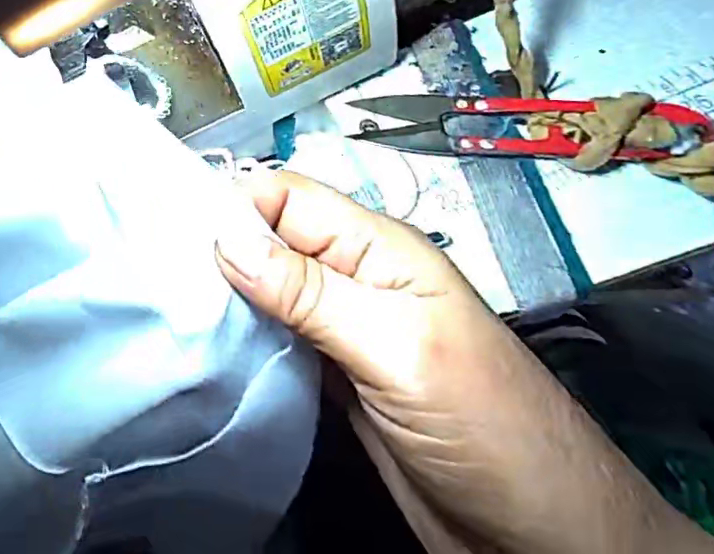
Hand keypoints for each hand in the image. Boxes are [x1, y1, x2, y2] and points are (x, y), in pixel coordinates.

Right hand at [215, 171, 713, 553]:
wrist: (549, 546)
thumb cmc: (493, 431)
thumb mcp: (400, 350)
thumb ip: (310, 291)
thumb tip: (223, 239)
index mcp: (374, 247)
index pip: (285, 195)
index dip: (235, 204)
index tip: (180, 234)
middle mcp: (349, 274)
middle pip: (266, 235)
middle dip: (219, 245)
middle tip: (164, 270)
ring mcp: (336, 323)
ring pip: (262, 283)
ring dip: (224, 290)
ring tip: (174, 302)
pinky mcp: (325, 367)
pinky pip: (269, 331)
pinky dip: (239, 331)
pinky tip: (208, 340)